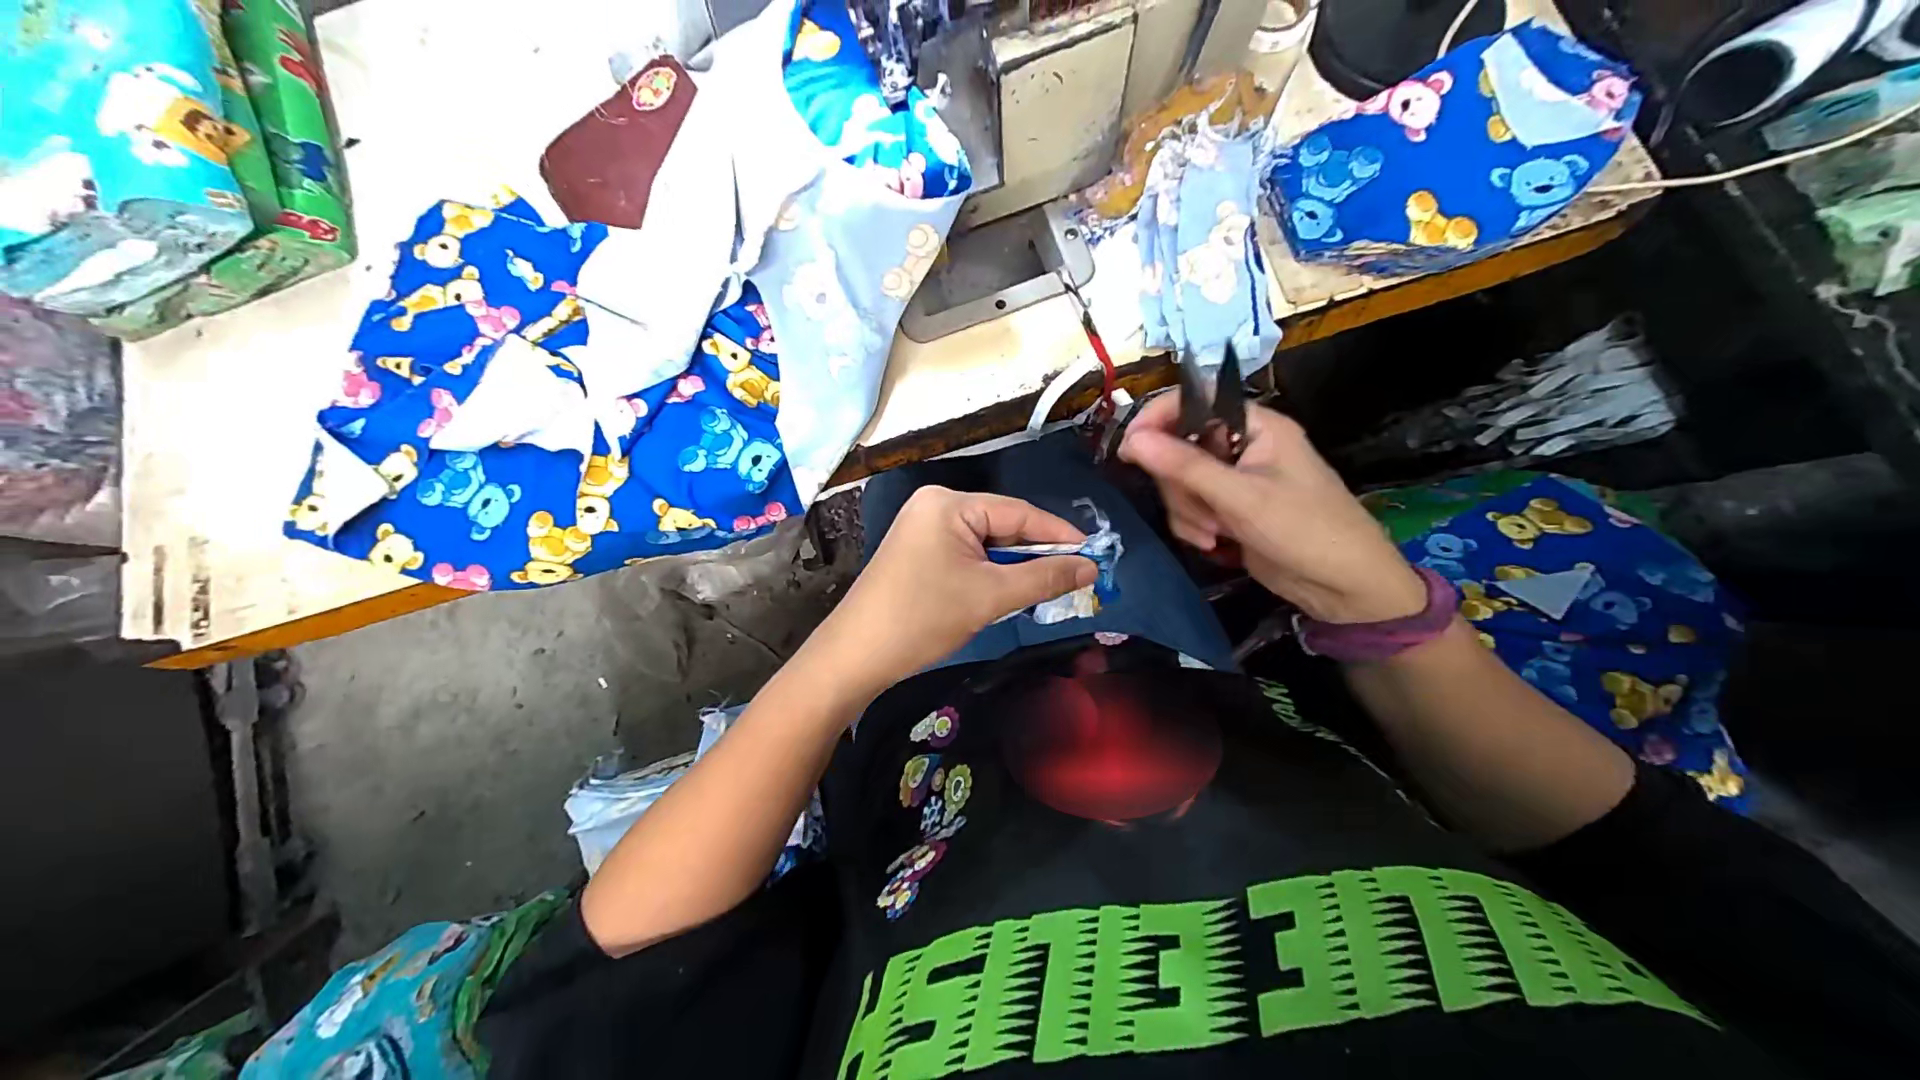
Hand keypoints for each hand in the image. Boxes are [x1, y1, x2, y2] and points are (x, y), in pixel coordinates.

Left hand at [804, 487, 1097, 697]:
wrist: (856, 655)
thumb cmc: (924, 618)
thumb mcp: (991, 596)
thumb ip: (1044, 577)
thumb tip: (1090, 567)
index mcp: (948, 503)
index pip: (1018, 512)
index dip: (1059, 534)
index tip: (1094, 555)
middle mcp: (934, 504)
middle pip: (1001, 524)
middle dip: (1036, 552)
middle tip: (1076, 575)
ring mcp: (921, 526)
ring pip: (984, 542)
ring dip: (1014, 564)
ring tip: (1048, 585)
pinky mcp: (916, 550)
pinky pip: (965, 553)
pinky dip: (989, 570)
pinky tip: (1008, 588)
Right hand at [1119, 395, 1425, 623]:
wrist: (1342, 586)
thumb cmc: (1304, 530)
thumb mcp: (1241, 497)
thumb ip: (1184, 467)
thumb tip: (1131, 440)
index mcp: (1255, 425)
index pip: (1193, 402)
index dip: (1157, 420)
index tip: (1130, 449)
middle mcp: (1240, 446)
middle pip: (1178, 447)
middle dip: (1181, 486)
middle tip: (1202, 512)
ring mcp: (1232, 479)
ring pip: (1179, 482)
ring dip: (1188, 511)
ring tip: (1214, 534)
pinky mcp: (1227, 509)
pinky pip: (1188, 507)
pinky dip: (1193, 526)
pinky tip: (1215, 543)